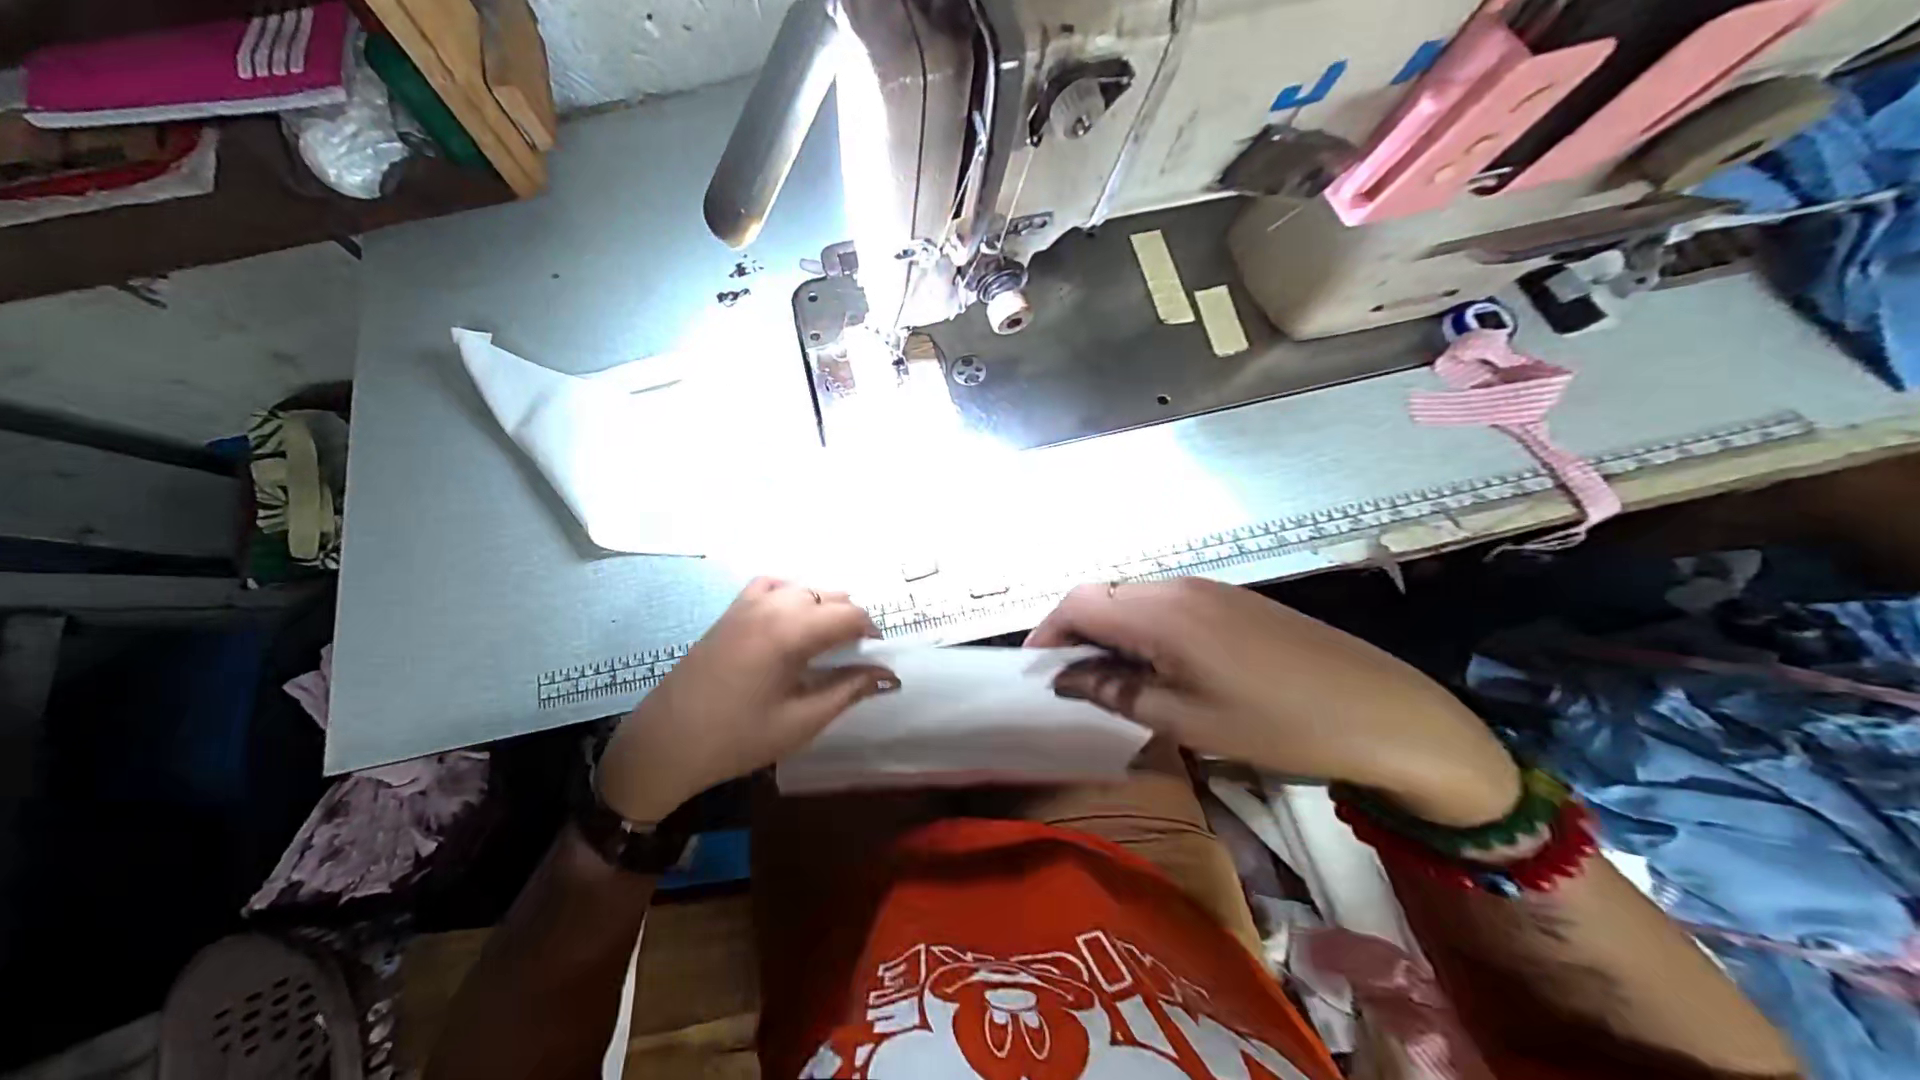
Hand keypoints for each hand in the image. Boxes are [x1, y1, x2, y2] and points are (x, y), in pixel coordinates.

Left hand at [597, 578, 896, 821]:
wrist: (666, 743)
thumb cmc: (737, 738)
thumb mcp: (801, 722)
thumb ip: (848, 691)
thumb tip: (888, 675)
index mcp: (790, 631)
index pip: (849, 614)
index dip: (871, 632)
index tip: (877, 657)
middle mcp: (770, 607)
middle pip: (827, 597)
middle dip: (850, 620)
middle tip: (855, 655)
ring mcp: (745, 606)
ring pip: (801, 589)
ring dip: (823, 607)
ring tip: (828, 641)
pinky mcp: (729, 613)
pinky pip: (769, 587)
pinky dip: (790, 595)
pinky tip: (793, 618)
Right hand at [1027, 578, 1518, 826]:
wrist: (1383, 712)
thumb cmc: (1276, 724)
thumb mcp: (1185, 720)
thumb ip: (1116, 692)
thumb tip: (1067, 678)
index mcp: (1162, 612)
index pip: (1078, 602)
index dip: (1047, 632)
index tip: (1034, 671)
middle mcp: (1180, 586)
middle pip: (1104, 595)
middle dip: (1075, 632)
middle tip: (1068, 680)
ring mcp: (1210, 588)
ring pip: (1136, 599)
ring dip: (1110, 631)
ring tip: (1108, 679)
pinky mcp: (1233, 599)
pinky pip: (1168, 605)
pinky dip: (1143, 630)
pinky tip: (1156, 666)